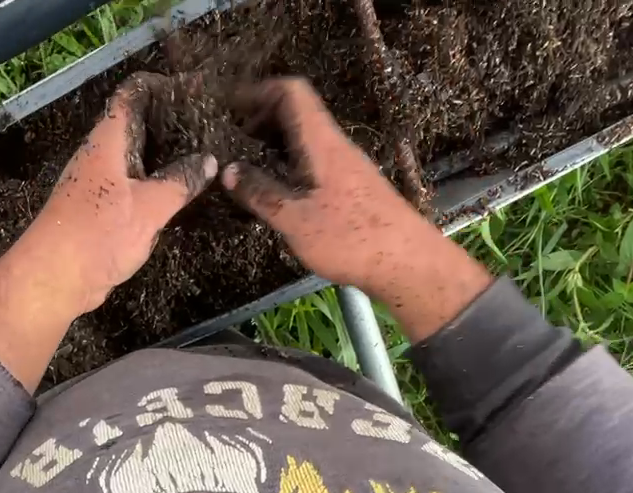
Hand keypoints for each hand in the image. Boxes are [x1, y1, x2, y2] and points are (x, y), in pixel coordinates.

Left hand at [0, 74, 216, 390]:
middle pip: (135, 129)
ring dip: (161, 164)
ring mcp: (96, 185)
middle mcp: (99, 156)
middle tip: (206, 134)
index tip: (192, 94)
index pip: (132, 96)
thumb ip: (180, 183)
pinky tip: (173, 201)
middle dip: (168, 129)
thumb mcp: (149, 208)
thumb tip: (208, 161)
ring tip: (198, 164)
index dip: (160, 88)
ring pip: (133, 164)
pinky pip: (130, 192)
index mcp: (107, 140)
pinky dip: (151, 191)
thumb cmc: (99, 234)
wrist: (55, 278)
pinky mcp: (97, 213)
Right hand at [221, 78, 492, 341]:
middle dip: (262, 120)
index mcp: (321, 143)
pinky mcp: (351, 189)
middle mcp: (335, 146)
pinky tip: (277, 192)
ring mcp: (346, 167)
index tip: (231, 106)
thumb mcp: (295, 220)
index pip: (292, 93)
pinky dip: (289, 166)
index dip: (259, 91)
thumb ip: (261, 193)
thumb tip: (227, 171)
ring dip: (275, 146)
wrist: (405, 261)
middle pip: (298, 114)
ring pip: (305, 141)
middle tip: (232, 142)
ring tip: (247, 167)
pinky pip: (314, 163)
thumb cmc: (348, 238)